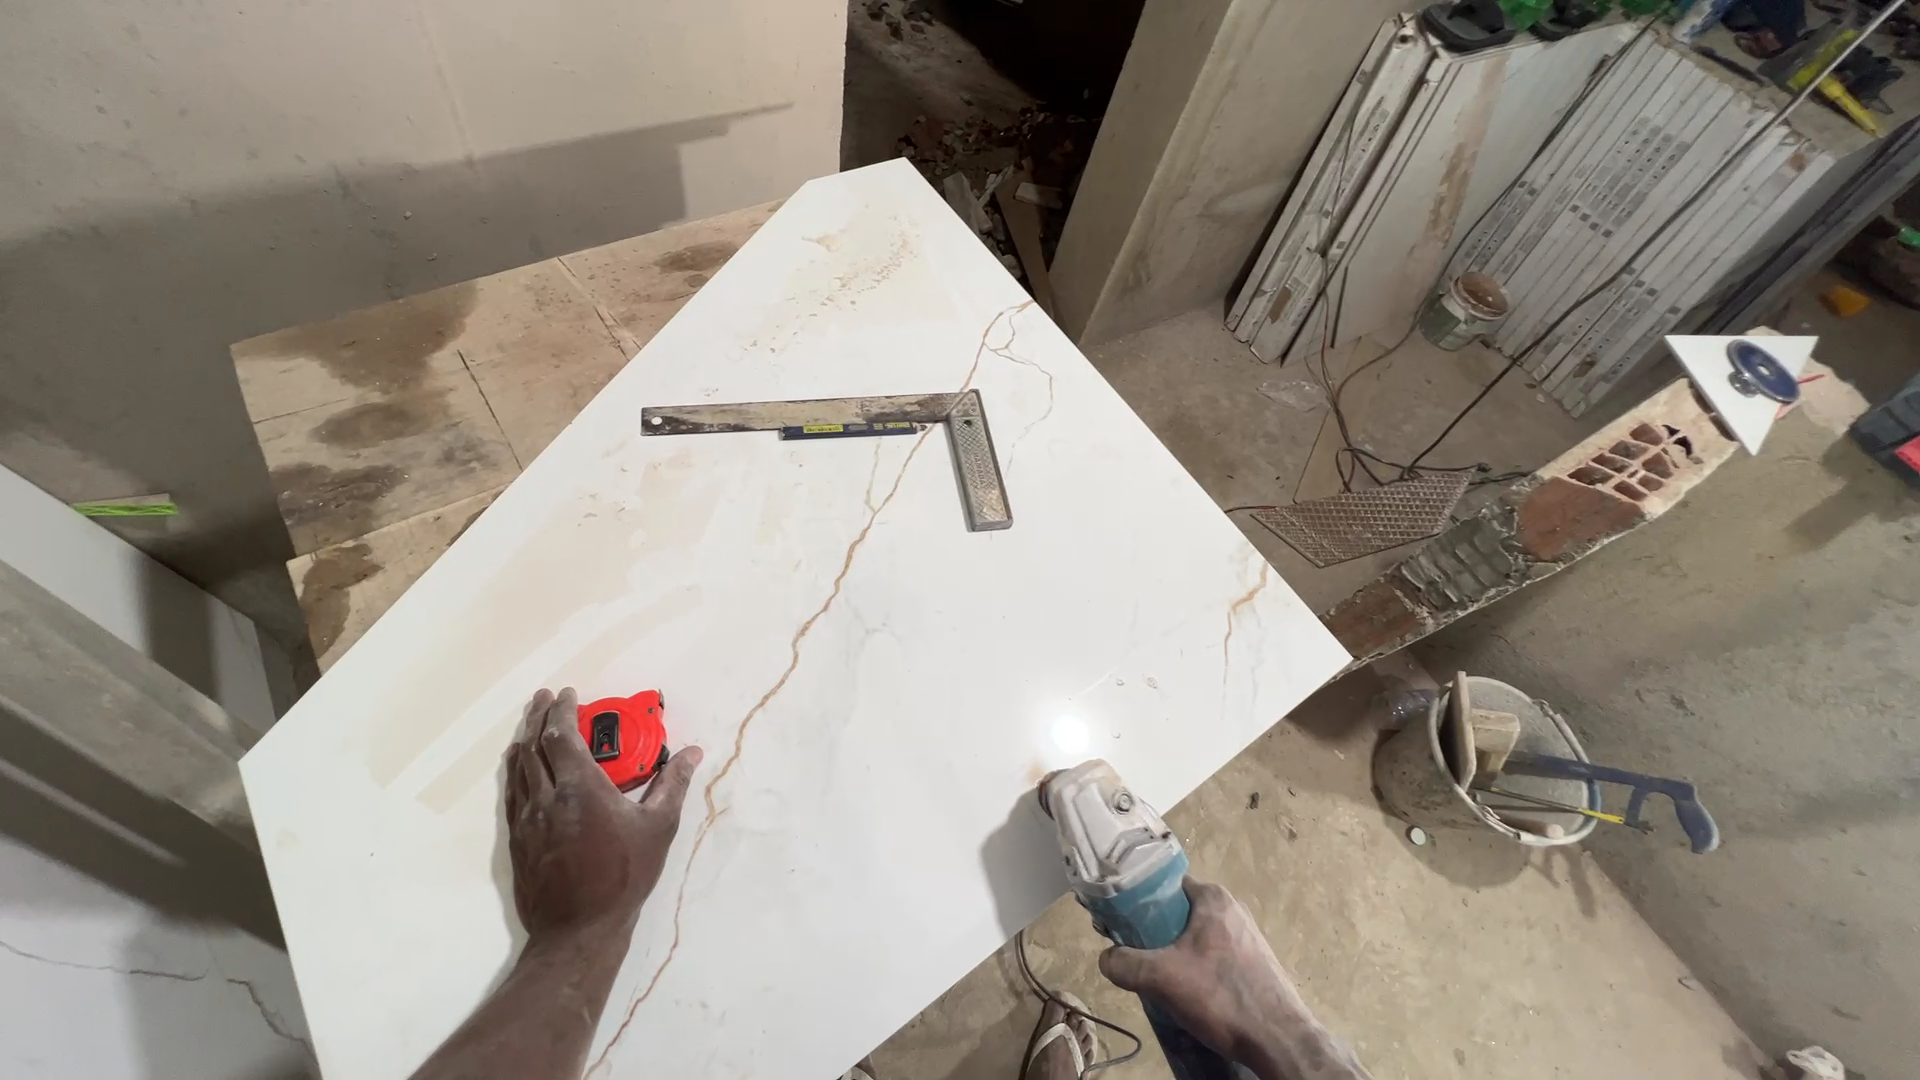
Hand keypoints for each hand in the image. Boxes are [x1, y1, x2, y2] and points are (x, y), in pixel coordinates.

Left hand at [504, 688, 701, 943]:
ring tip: (531, 721)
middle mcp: (547, 798)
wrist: (578, 930)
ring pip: (518, 768)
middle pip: (534, 746)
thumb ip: (673, 784)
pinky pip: (511, 792)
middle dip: (539, 716)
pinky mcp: (517, 840)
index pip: (562, 737)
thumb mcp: (659, 827)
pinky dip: (515, 769)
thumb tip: (693, 751)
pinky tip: (518, 765)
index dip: (564, 711)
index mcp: (581, 789)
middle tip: (546, 696)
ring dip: (524, 739)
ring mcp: (527, 820)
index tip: (569, 693)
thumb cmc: (625, 874)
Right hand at [1099, 879, 1326, 1073]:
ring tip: (1161, 976)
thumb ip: (1126, 964)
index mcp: (1212, 897)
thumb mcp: (1162, 978)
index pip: (1164, 885)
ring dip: (1176, 951)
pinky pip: (1216, 954)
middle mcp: (1232, 908)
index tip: (1121, 923)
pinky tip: (1191, 992)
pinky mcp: (1257, 962)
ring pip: (1197, 935)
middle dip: (1156, 931)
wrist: (1281, 1042)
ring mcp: (1248, 936)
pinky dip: (1198, 966)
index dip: (1138, 902)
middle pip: (1179, 911)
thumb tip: (1104, 959)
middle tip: (1136, 953)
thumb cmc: (1221, 996)